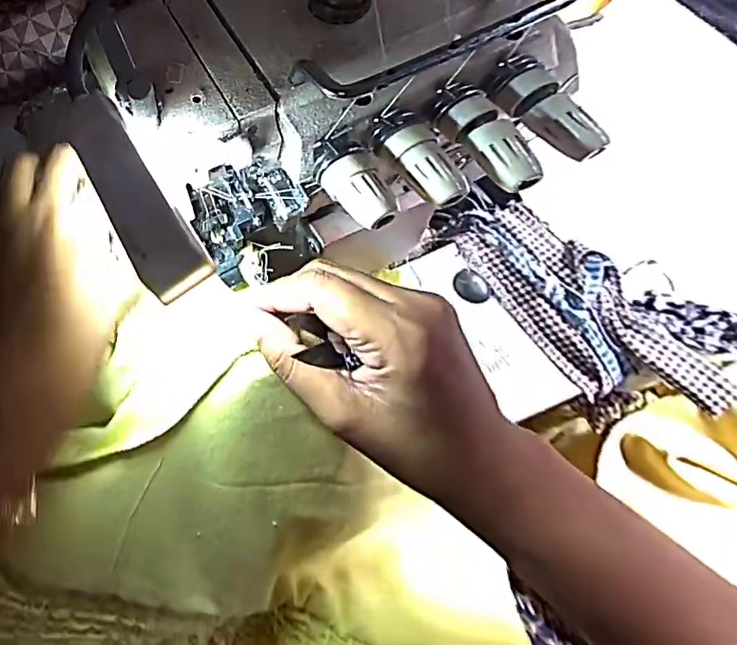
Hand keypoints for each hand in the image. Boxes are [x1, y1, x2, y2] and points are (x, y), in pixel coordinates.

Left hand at [0, 145, 137, 485]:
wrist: (12, 388)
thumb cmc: (69, 343)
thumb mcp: (106, 294)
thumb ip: (105, 254)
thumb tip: (103, 236)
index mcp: (52, 220)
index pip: (58, 163)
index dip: (73, 160)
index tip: (85, 171)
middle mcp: (14, 218)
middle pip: (19, 163)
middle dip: (40, 164)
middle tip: (59, 182)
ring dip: (9, 182)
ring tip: (29, 198)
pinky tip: (5, 223)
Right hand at [249, 261, 517, 500]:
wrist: (484, 460)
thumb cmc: (425, 450)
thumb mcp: (344, 414)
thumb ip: (293, 364)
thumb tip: (259, 327)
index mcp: (397, 331)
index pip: (320, 286)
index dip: (278, 294)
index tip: (252, 309)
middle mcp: (416, 304)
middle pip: (333, 274)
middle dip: (295, 297)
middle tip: (274, 329)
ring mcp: (426, 300)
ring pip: (349, 279)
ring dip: (320, 303)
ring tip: (315, 346)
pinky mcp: (429, 305)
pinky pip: (370, 290)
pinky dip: (345, 308)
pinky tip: (344, 343)